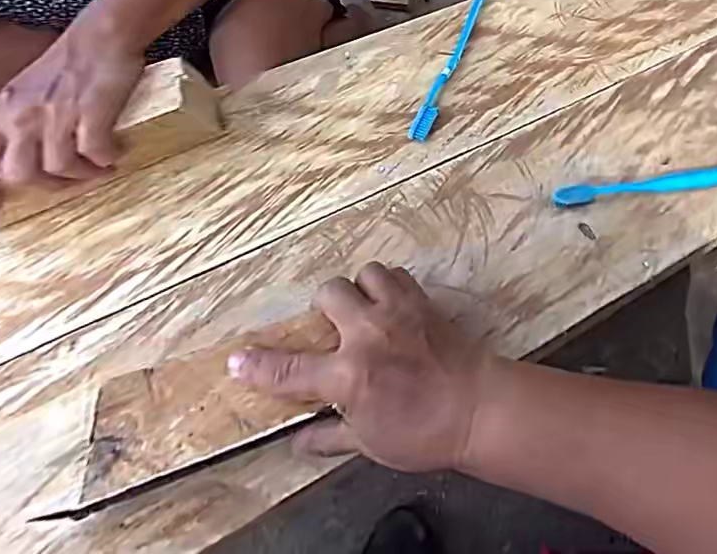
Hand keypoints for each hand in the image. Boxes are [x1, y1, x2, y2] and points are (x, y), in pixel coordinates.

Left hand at [0, 31, 142, 208]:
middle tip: (71, 184)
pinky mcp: (92, 112)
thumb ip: (13, 125)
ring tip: (101, 169)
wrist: (101, 38)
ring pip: (58, 168)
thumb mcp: (21, 96)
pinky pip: (95, 150)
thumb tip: (16, 160)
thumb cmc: (67, 65)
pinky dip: (107, 158)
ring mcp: (55, 116)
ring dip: (83, 175)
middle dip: (49, 187)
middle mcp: (18, 120)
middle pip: (18, 175)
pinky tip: (116, 153)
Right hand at [229, 262, 497, 472]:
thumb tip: (299, 438)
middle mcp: (370, 333)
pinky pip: (399, 276)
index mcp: (348, 374)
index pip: (288, 369)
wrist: (478, 405)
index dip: (257, 365)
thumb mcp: (367, 444)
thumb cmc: (423, 432)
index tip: (238, 359)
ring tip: (362, 309)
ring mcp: (401, 311)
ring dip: (359, 288)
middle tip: (328, 326)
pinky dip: (389, 285)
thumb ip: (328, 436)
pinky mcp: (426, 302)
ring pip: (367, 273)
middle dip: (321, 307)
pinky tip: (390, 305)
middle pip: (329, 293)